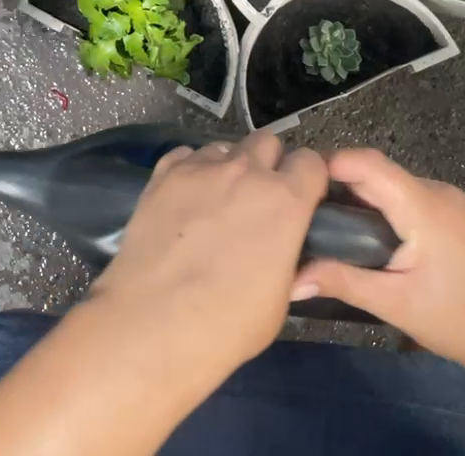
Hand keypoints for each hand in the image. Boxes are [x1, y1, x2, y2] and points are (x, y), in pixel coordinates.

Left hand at [86, 131, 327, 381]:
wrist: (153, 322)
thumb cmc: (227, 324)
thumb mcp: (279, 301)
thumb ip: (289, 263)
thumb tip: (288, 254)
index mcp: (285, 200)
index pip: (311, 162)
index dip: (308, 178)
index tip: (301, 198)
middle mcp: (245, 171)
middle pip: (267, 142)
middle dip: (269, 163)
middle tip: (259, 198)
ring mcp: (200, 168)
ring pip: (225, 148)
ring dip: (229, 167)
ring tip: (217, 200)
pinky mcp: (163, 174)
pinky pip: (186, 155)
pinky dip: (192, 170)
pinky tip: (186, 198)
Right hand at [295, 149, 464, 371]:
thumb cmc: (457, 321)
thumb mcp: (395, 303)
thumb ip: (341, 281)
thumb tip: (289, 279)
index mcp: (424, 206)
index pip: (369, 164)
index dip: (329, 164)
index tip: (296, 183)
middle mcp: (436, 191)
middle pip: (376, 170)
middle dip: (336, 182)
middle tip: (300, 208)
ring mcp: (446, 199)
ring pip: (388, 181)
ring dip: (356, 194)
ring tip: (322, 221)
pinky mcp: (449, 210)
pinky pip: (403, 193)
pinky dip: (377, 204)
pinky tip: (358, 231)